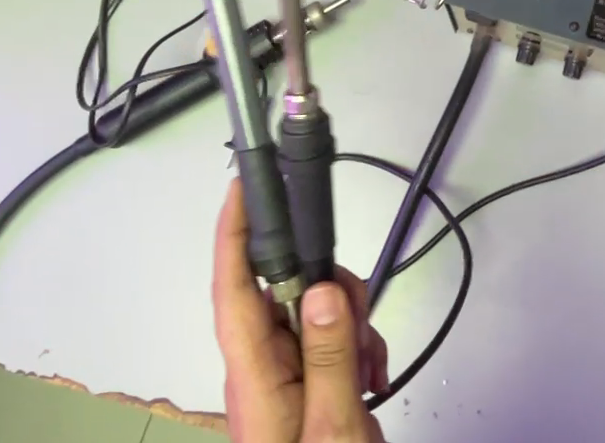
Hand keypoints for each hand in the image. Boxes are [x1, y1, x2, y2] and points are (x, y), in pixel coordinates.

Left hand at [213, 180, 386, 441]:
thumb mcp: (331, 427)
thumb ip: (328, 356)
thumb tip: (318, 287)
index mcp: (253, 374)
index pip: (233, 289)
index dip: (233, 233)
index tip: (242, 187)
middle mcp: (262, 366)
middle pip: (285, 290)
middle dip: (327, 286)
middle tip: (359, 314)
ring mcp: (285, 373)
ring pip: (314, 309)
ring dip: (350, 322)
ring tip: (370, 366)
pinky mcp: (308, 379)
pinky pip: (331, 335)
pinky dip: (358, 342)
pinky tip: (371, 375)